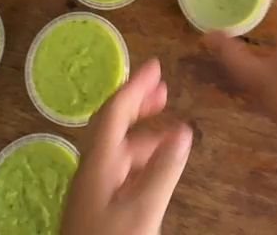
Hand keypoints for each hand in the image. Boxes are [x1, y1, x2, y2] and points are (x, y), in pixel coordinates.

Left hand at [60, 59, 193, 234]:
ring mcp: (92, 190)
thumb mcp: (142, 210)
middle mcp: (91, 169)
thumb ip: (162, 170)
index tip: (157, 65)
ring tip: (172, 132)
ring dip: (143, 134)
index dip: (137, 85)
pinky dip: (140, 159)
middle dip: (139, 104)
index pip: (116, 110)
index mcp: (98, 161)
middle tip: (165, 91)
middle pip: (113, 125)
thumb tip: (184, 129)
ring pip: (117, 149)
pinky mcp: (96, 210)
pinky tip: (156, 169)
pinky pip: (119, 170)